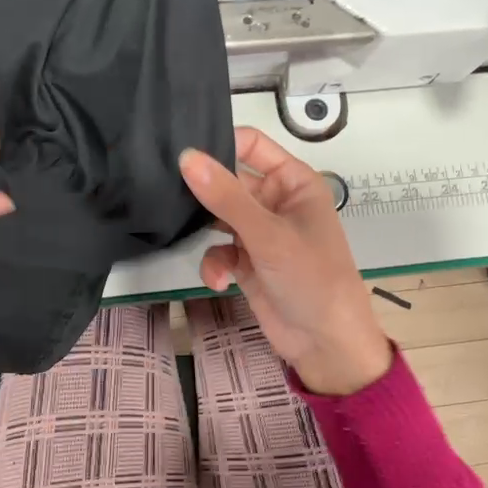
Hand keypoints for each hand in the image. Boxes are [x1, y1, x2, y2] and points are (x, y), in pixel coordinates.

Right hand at [179, 128, 392, 395]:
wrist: (326, 344)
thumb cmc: (311, 277)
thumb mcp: (268, 234)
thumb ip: (225, 196)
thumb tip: (186, 156)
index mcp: (293, 181)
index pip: (250, 145)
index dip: (219, 143)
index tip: (180, 152)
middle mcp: (276, 200)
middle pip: (229, 179)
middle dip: (202, 189)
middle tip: (161, 188)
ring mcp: (260, 232)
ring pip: (218, 215)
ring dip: (203, 228)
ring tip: (180, 232)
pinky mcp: (247, 262)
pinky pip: (219, 250)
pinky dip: (214, 264)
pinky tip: (218, 281)